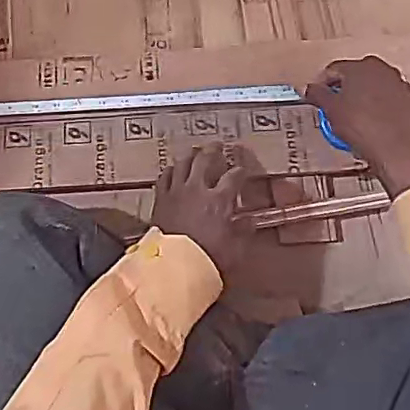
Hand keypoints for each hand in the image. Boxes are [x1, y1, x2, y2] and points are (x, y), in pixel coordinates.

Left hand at [150, 144, 259, 275]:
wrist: (174, 264)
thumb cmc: (208, 258)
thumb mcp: (234, 248)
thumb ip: (243, 232)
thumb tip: (249, 221)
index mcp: (219, 200)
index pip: (233, 177)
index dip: (240, 171)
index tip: (242, 170)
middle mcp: (197, 189)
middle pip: (205, 161)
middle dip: (213, 151)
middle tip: (217, 145)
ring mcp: (176, 192)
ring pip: (183, 164)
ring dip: (191, 155)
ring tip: (195, 150)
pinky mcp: (161, 199)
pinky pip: (165, 177)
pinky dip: (171, 170)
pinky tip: (173, 169)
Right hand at [302, 56, 409, 196]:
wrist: (396, 149)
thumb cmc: (361, 126)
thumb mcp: (330, 109)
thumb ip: (317, 94)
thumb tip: (311, 88)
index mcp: (360, 67)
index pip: (333, 70)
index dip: (322, 84)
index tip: (318, 96)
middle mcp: (383, 70)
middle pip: (356, 76)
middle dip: (344, 89)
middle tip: (335, 106)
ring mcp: (401, 85)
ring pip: (375, 87)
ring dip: (364, 98)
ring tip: (354, 118)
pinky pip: (392, 101)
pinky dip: (382, 108)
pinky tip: (374, 124)